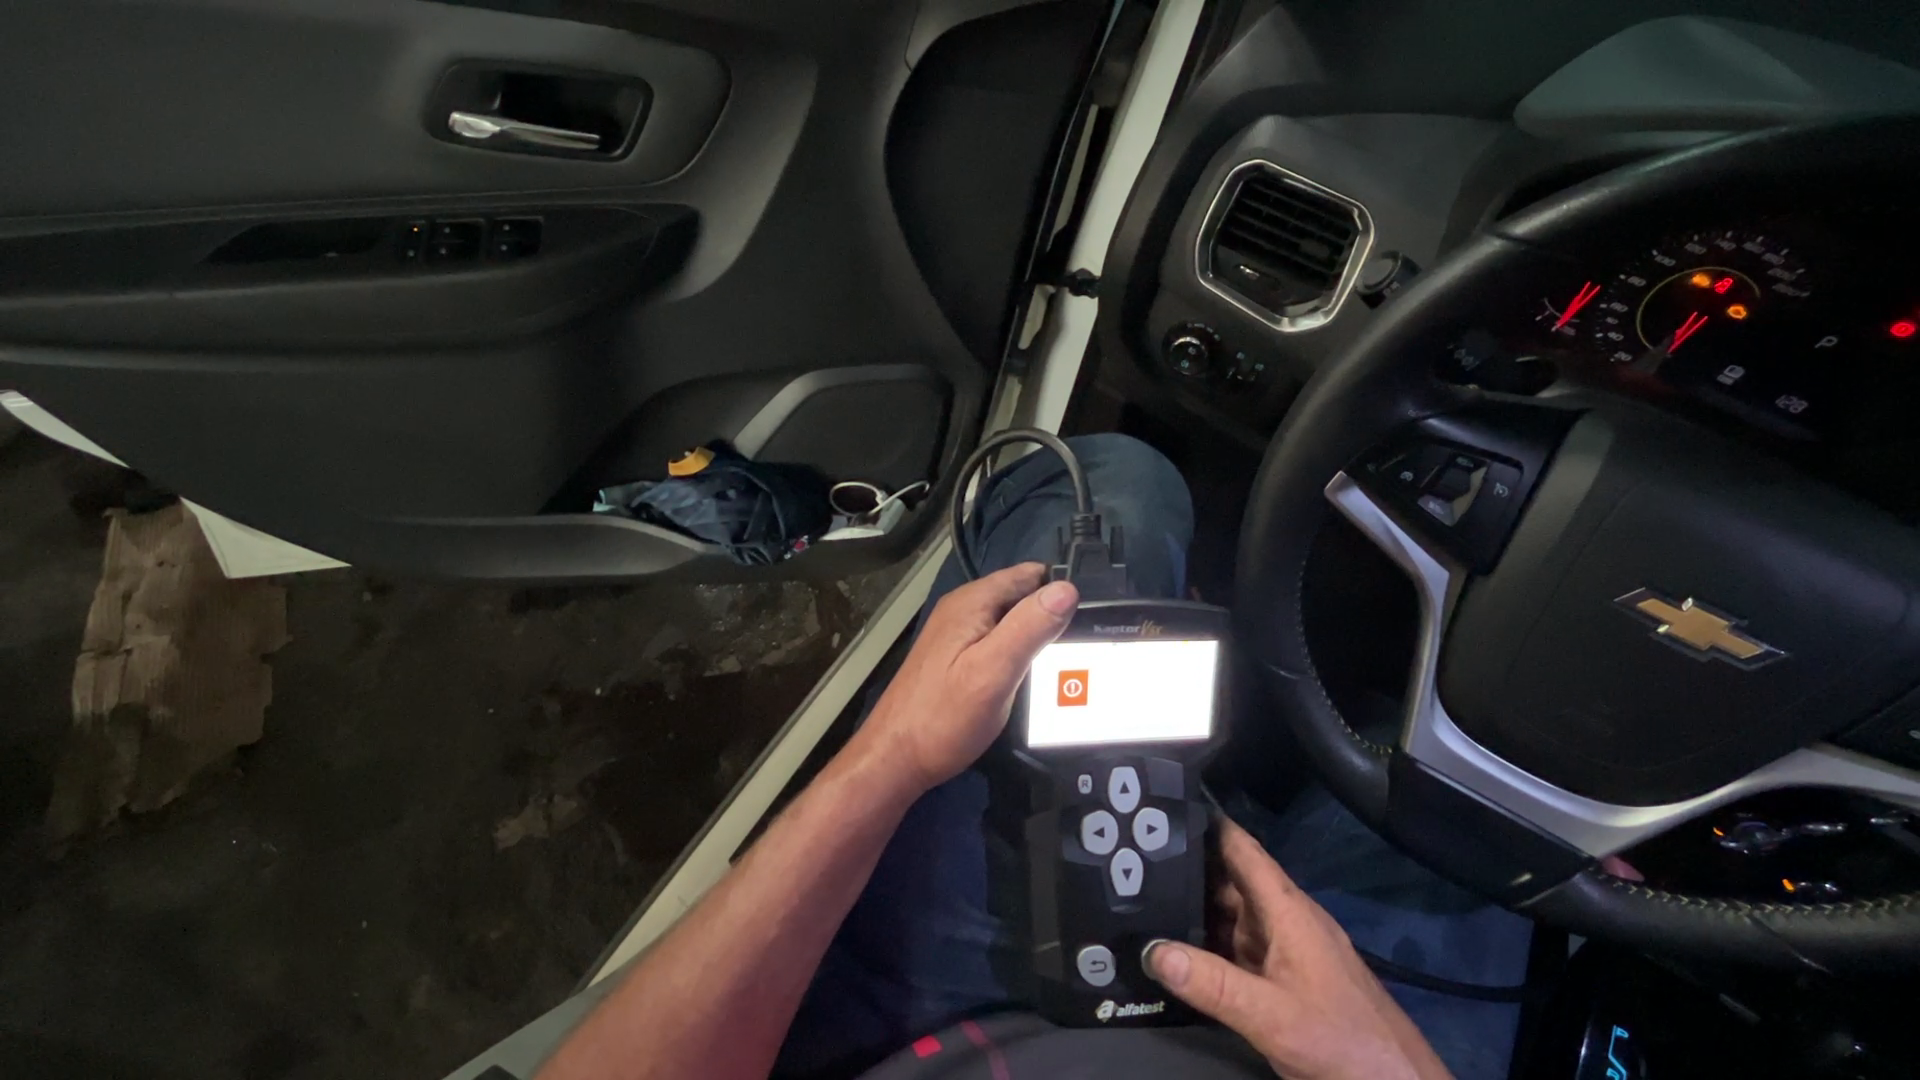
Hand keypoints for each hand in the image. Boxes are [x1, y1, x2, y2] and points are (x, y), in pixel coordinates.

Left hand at [850, 562, 1076, 794]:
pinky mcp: (956, 658)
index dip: (1060, 589)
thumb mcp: (994, 671)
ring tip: (1068, 662)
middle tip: (1085, 645)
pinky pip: (997, 641)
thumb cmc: (945, 717)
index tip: (1095, 614)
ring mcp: (957, 634)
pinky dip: (1018, 652)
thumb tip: (1068, 588)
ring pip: (1010, 620)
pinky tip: (1033, 676)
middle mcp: (963, 609)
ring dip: (1036, 635)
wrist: (896, 758)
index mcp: (972, 602)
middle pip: (1020, 596)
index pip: (1029, 574)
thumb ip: (1030, 628)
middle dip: (1051, 613)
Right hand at [1146, 819, 1452, 1079]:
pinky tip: (1179, 949)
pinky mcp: (1285, 978)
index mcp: (1288, 910)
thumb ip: (1212, 983)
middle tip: (1135, 859)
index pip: (1244, 850)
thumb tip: (1152, 950)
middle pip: (1231, 882)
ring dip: (1197, 908)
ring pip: (1233, 916)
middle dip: (1189, 869)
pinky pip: (1239, 948)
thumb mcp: (1270, 1015)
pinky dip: (1210, 943)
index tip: (1167, 805)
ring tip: (1144, 899)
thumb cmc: (1341, 1040)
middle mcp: (1286, 920)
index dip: (1208, 823)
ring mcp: (1287, 950)